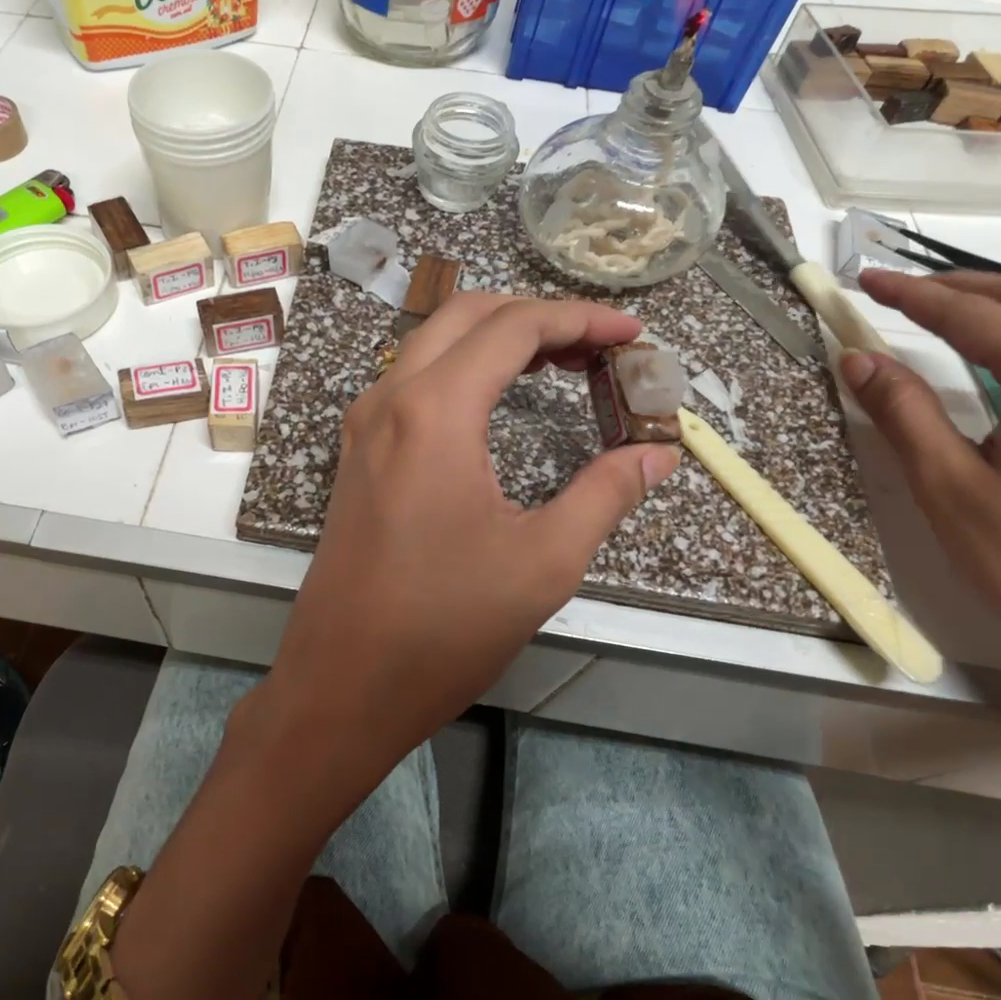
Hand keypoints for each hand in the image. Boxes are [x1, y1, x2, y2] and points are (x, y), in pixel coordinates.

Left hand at [255, 294, 680, 771]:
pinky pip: (408, 385)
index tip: (631, 333)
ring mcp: (362, 428)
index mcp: (434, 411)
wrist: (343, 682)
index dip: (579, 319)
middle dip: (535, 316)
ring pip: (430, 346)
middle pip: (465, 317)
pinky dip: (459, 372)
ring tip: (559, 365)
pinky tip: (494, 404)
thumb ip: (605, 494)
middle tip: (596, 347)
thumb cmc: (445, 627)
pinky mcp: (355, 457)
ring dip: (493, 340)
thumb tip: (657, 454)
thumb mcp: (544, 562)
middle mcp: (388, 400)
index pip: (512, 327)